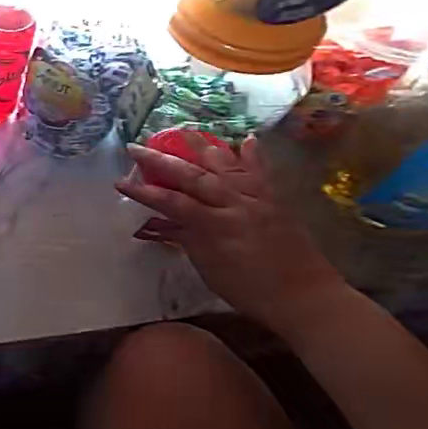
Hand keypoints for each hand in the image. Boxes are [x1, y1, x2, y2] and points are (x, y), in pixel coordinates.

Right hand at [117, 136, 348, 331]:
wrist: (307, 298)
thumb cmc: (252, 292)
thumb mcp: (211, 270)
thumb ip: (189, 240)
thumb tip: (166, 221)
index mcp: (216, 227)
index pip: (172, 203)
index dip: (144, 192)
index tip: (120, 182)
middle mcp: (235, 205)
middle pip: (193, 177)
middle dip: (162, 160)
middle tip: (137, 147)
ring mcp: (257, 199)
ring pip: (226, 166)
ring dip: (203, 147)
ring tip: (184, 130)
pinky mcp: (276, 200)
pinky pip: (261, 172)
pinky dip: (253, 156)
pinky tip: (246, 139)